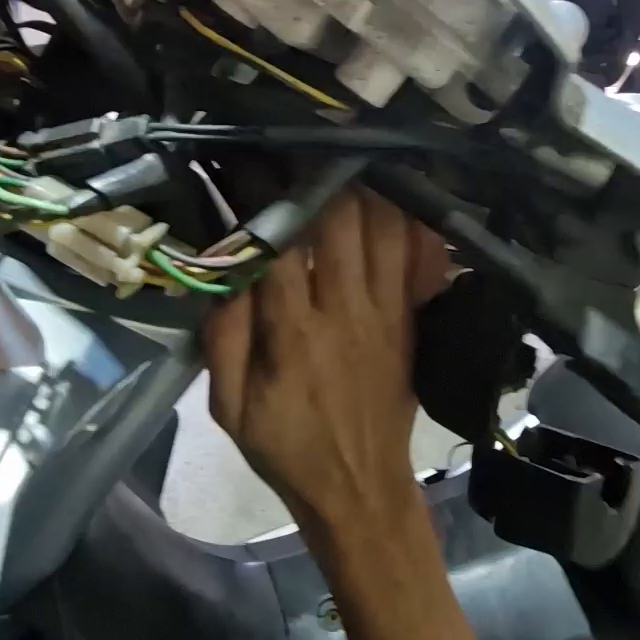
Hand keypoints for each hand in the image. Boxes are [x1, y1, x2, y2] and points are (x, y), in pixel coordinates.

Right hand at [202, 188, 450, 524]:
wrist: (359, 487)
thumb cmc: (286, 446)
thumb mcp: (229, 408)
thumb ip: (223, 337)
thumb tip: (227, 270)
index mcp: (295, 335)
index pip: (280, 245)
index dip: (261, 196)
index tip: (244, 165)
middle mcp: (347, 312)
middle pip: (342, 219)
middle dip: (315, 175)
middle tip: (294, 152)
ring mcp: (388, 311)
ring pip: (385, 226)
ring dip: (362, 188)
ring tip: (336, 166)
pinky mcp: (411, 317)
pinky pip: (417, 254)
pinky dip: (403, 219)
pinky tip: (386, 197)